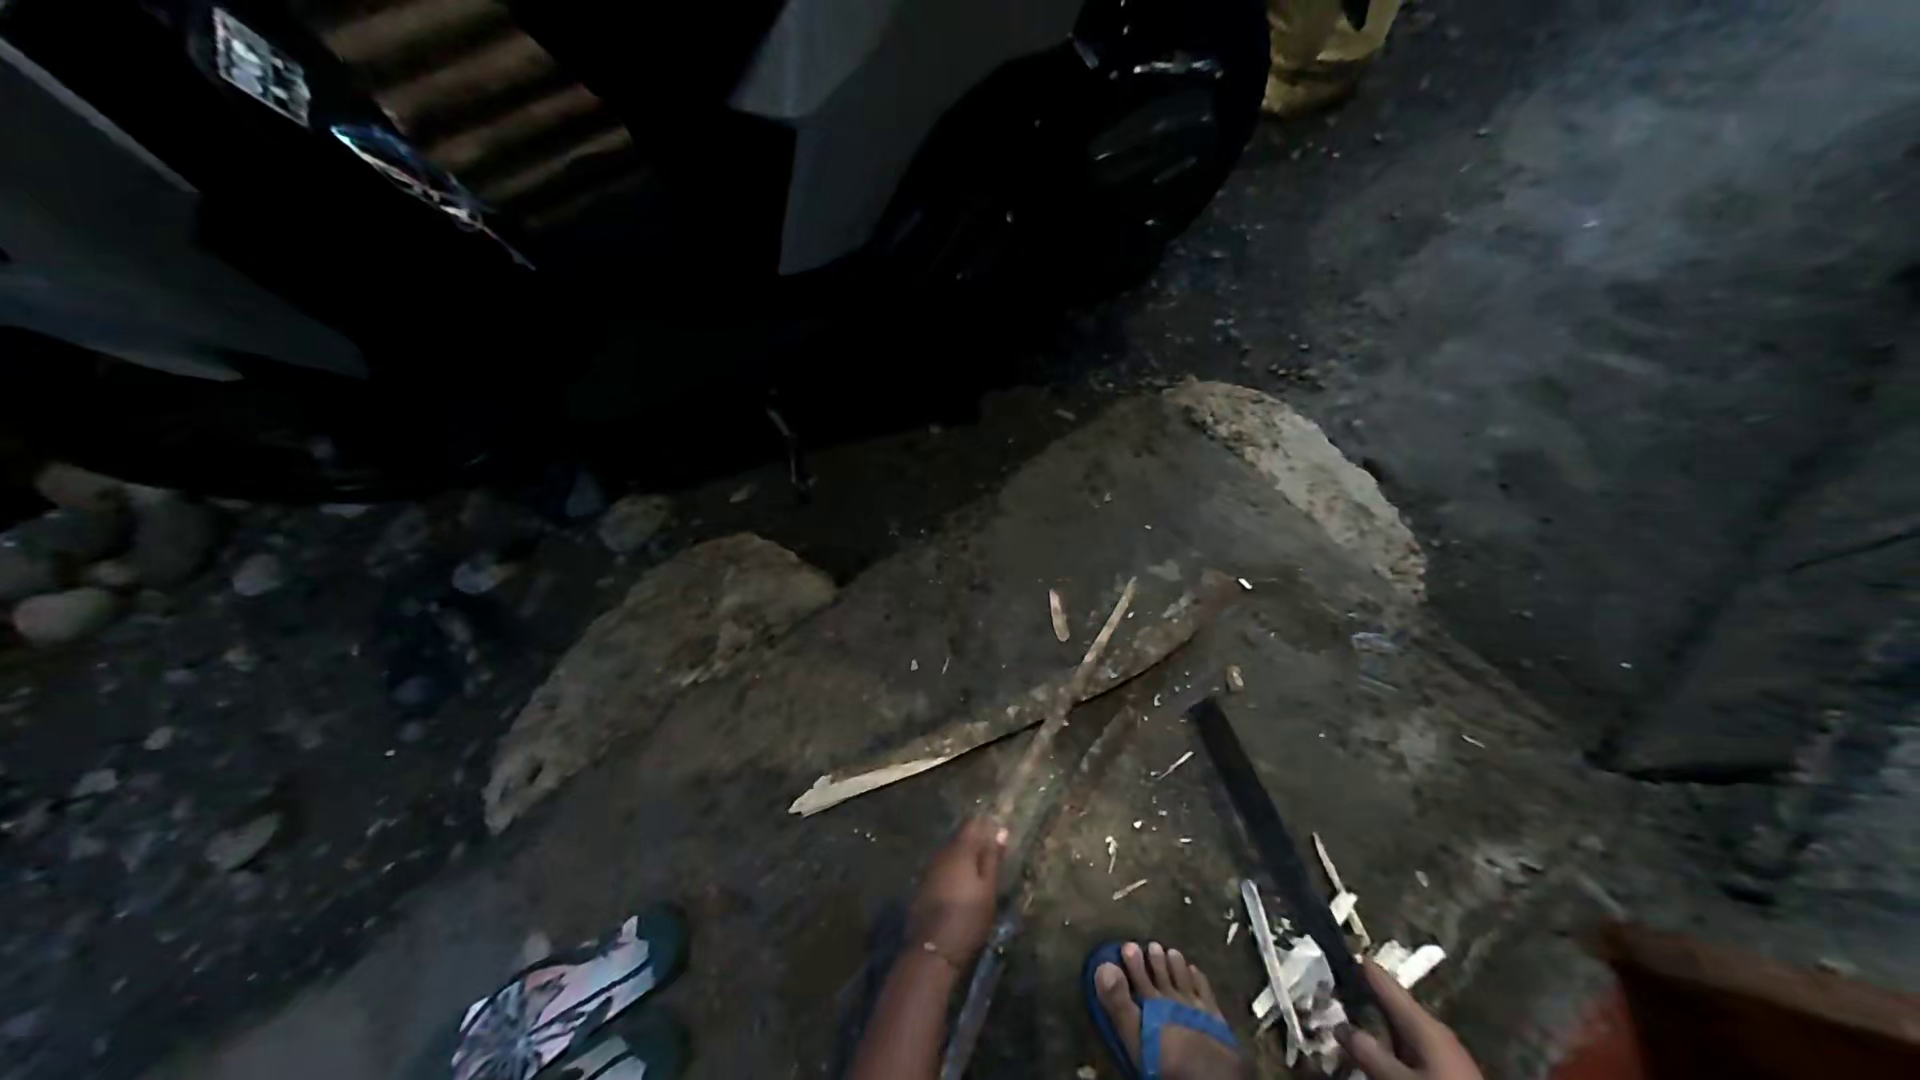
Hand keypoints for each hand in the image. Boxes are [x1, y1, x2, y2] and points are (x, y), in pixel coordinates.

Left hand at [907, 818, 1007, 960]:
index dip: (985, 823)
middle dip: (974, 838)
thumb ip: (992, 859)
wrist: (933, 950)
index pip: (972, 825)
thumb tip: (1000, 830)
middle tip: (991, 846)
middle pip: (959, 838)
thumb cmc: (969, 919)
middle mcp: (942, 854)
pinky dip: (952, 868)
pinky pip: (941, 866)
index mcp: (960, 851)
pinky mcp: (923, 885)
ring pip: (949, 852)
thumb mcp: (988, 890)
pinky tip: (960, 879)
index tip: (997, 828)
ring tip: (978, 863)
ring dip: (963, 854)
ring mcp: (929, 869)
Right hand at [1337, 959, 1484, 1079]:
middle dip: (1363, 994)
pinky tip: (1379, 1050)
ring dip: (1376, 1020)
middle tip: (1332, 990)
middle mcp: (1434, 1028)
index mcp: (1423, 1022)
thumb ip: (1369, 1053)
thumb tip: (1340, 1025)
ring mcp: (1445, 1050)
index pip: (1384, 981)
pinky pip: (1411, 1044)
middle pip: (1392, 1002)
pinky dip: (1390, 1040)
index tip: (1333, 950)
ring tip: (1349, 1019)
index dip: (1357, 964)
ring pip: (1401, 1024)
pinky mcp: (1449, 1070)